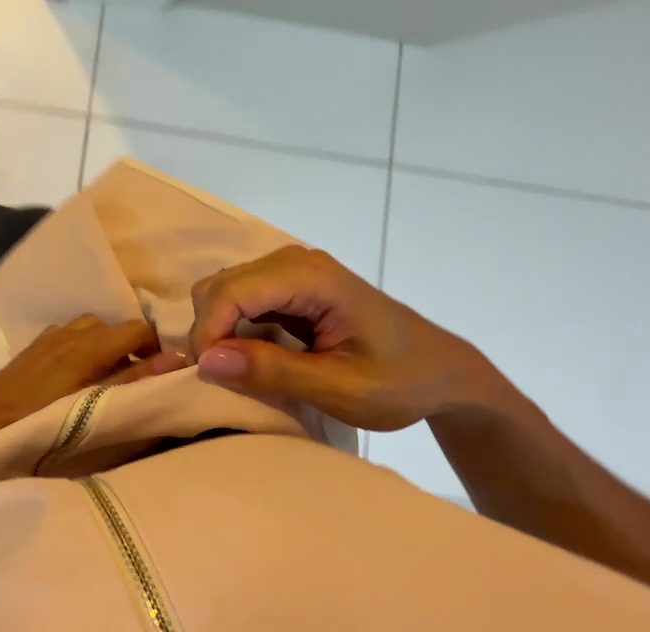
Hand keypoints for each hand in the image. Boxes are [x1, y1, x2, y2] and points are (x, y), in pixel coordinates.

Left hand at [0, 315, 189, 443]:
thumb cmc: (47, 417)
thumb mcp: (98, 403)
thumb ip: (136, 379)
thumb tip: (175, 359)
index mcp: (92, 342)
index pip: (139, 327)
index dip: (156, 347)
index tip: (162, 372)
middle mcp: (73, 330)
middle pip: (115, 326)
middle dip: (131, 347)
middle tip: (138, 378)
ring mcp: (52, 335)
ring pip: (91, 328)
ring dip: (105, 346)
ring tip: (109, 375)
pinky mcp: (36, 345)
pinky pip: (69, 335)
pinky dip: (82, 346)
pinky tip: (78, 372)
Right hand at [188, 245, 502, 430]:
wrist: (442, 371)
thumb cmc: (401, 382)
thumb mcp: (341, 388)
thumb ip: (273, 372)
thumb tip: (206, 362)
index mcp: (311, 278)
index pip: (232, 292)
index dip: (209, 333)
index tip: (208, 378)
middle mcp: (292, 261)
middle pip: (219, 286)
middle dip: (208, 332)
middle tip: (219, 380)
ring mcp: (289, 269)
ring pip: (223, 289)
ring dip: (217, 330)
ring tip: (232, 372)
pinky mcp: (287, 284)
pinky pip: (240, 298)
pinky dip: (231, 327)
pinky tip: (247, 358)